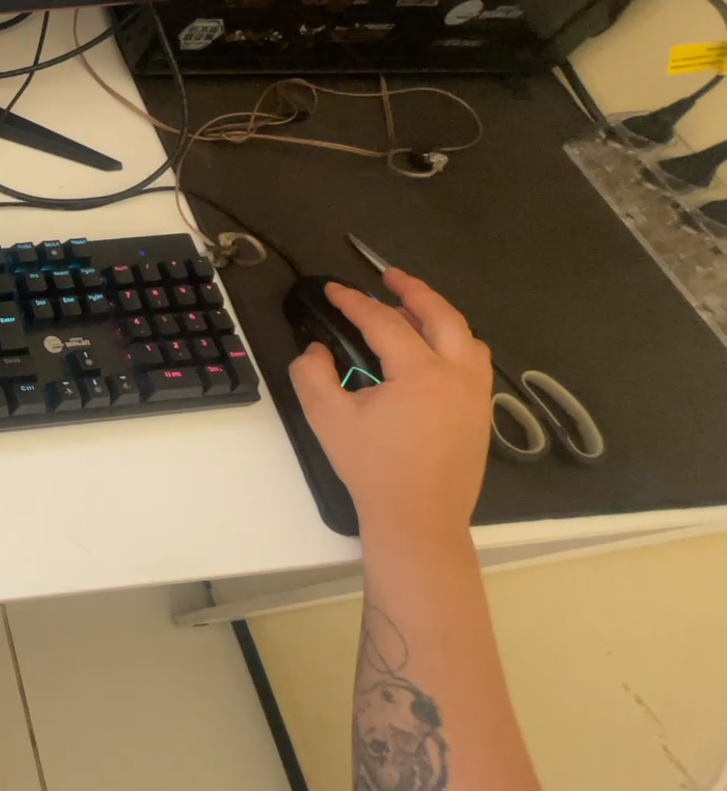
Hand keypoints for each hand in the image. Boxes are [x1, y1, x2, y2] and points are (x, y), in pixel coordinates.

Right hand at [288, 268, 493, 545]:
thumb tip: (317, 351)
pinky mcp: (479, 411)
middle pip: (443, 317)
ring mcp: (476, 394)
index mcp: (421, 373)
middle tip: (389, 276)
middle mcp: (458, 375)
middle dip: (415, 291)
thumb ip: (311, 373)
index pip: (384, 323)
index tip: (331, 289)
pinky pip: (472, 360)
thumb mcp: (325, 416)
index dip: (354, 302)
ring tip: (408, 309)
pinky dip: (451, 340)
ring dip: (437, 315)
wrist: (417, 514)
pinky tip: (427, 348)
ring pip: (466, 337)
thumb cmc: (370, 464)